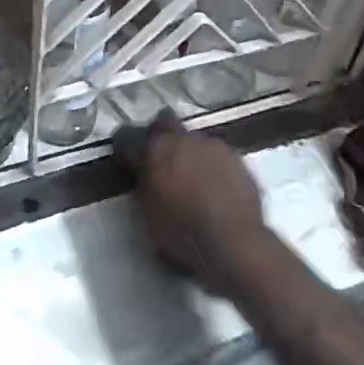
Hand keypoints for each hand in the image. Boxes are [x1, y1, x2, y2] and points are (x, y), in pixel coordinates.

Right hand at [117, 113, 267, 285]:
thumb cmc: (183, 234)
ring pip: (194, 139)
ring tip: (194, 177)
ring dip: (190, 152)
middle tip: (162, 158)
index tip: (128, 160)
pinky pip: (217, 155)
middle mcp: (181, 138)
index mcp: (152, 150)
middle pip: (164, 123)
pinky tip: (216, 186)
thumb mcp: (149, 214)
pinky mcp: (236, 157)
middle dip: (160, 136)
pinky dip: (213, 165)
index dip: (127, 149)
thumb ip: (145, 186)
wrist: (233, 241)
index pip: (127, 138)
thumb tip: (145, 177)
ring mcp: (211, 144)